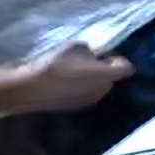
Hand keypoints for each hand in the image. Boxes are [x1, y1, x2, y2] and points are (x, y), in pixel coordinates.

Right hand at [0, 44, 132, 113]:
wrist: (27, 89)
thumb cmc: (54, 65)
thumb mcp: (74, 47)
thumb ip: (89, 50)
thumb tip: (92, 54)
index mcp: (109, 75)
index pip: (126, 68)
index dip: (118, 61)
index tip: (105, 56)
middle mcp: (105, 89)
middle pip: (109, 77)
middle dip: (100, 70)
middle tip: (82, 62)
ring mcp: (91, 100)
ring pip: (96, 86)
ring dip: (88, 80)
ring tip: (67, 72)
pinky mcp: (76, 107)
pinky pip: (82, 94)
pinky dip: (76, 88)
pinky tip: (58, 83)